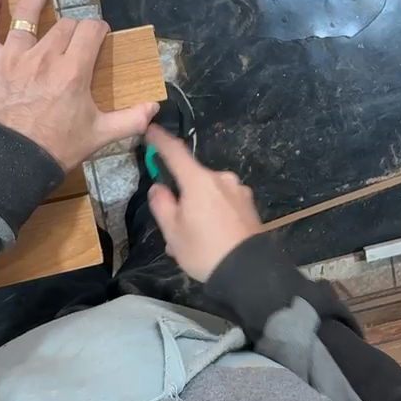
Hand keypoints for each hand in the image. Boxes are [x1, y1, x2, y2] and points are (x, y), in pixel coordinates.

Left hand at [0, 0, 158, 170]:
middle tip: (76, 35)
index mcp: (74, 71)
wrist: (10, 163)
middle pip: (65, 25)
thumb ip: (130, 119)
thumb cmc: (56, 148)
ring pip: (28, 12)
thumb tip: (155, 107)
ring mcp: (14, 55)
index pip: (91, 32)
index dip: (98, 30)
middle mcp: (46, 56)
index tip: (99, 36)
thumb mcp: (100, 135)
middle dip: (75, 25)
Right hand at [145, 126, 262, 282]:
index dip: (160, 140)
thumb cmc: (205, 250)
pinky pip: (223, 204)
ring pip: (208, 196)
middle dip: (182, 198)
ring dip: (198, 211)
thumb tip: (159, 188)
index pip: (175, 152)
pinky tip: (211, 240)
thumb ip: (162, 204)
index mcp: (199, 181)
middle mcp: (221, 179)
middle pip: (193, 180)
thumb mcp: (173, 231)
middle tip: (174, 227)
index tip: (151, 129)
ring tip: (193, 241)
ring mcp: (239, 191)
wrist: (250, 271)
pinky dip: (213, 216)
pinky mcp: (249, 205)